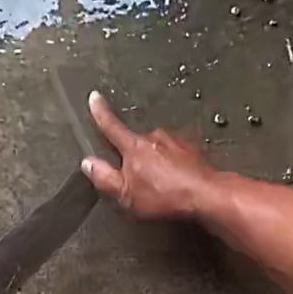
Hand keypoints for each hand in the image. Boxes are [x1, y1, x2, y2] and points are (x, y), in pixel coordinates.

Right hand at [80, 90, 220, 220]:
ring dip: (154, 166)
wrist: (204, 194)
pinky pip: (172, 157)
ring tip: (159, 189)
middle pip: (134, 144)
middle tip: (137, 184)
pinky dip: (170, 169)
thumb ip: (104, 177)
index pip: (111, 126)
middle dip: (133, 161)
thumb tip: (89, 164)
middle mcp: (154, 138)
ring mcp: (174, 142)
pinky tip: (174, 185)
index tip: (95, 98)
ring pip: (154, 152)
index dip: (100, 112)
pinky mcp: (189, 150)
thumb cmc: (167, 194)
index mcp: (134, 147)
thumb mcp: (126, 193)